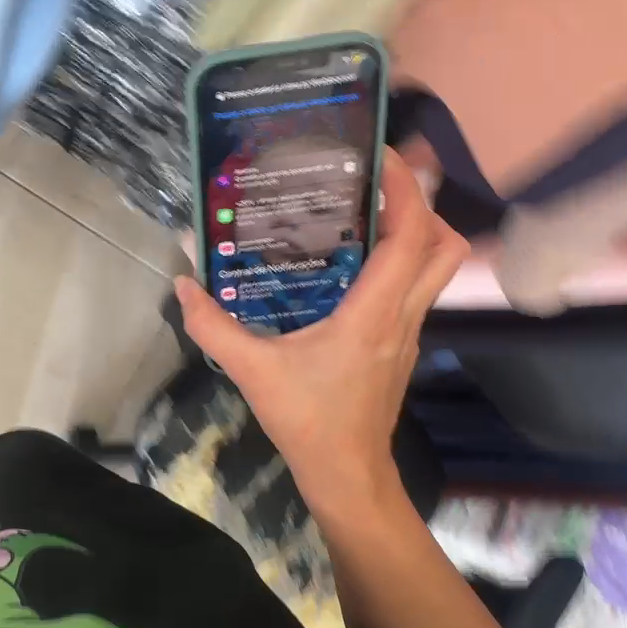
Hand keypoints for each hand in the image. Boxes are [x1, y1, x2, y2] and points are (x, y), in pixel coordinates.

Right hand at [174, 148, 467, 518]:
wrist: (346, 474)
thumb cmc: (307, 420)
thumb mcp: (252, 371)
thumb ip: (213, 326)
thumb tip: (182, 286)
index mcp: (375, 311)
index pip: (411, 235)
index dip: (404, 188)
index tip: (378, 154)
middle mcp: (403, 314)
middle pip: (444, 245)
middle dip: (421, 204)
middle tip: (374, 186)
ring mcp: (409, 332)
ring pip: (436, 268)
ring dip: (415, 232)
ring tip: (364, 216)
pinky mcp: (400, 345)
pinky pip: (415, 289)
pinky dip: (398, 263)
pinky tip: (350, 267)